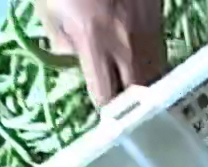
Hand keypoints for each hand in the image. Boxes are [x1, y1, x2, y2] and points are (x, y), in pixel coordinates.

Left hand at [34, 0, 165, 105]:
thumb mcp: (47, 1)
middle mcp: (127, 48)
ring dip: (141, 90)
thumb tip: (73, 62)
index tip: (99, 115)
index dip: (102, 111)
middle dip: (127, 108)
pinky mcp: (160, 30)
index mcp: (93, 40)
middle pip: (135, 100)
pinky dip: (149, 70)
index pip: (104, 97)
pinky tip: (137, 65)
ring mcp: (148, 40)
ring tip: (129, 89)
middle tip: (117, 108)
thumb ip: (60, 37)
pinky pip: (158, 64)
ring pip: (152, 85)